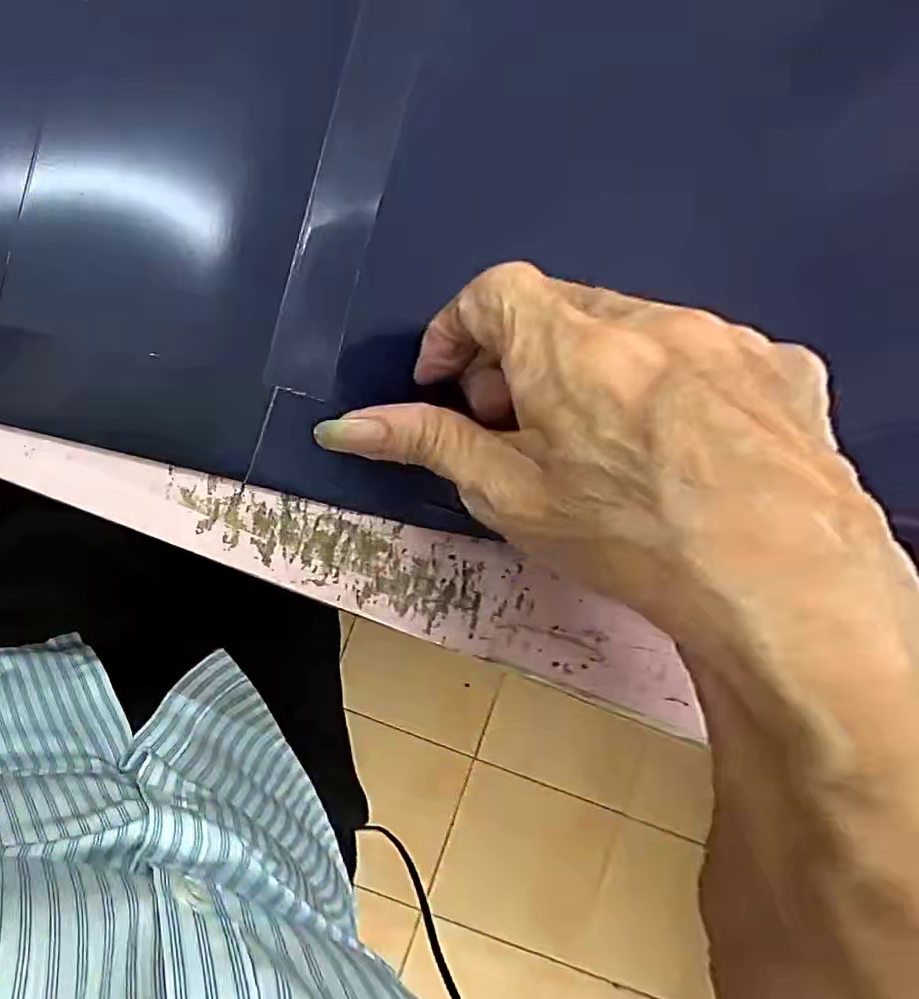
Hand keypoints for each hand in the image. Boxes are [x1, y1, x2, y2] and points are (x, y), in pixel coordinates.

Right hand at [312, 261, 903, 639]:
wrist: (784, 584)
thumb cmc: (618, 533)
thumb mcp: (499, 489)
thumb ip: (420, 440)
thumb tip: (339, 427)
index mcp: (574, 349)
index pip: (494, 290)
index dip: (452, 331)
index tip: (445, 386)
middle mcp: (654, 324)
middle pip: (552, 308)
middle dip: (506, 359)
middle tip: (504, 427)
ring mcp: (728, 340)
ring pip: (617, 327)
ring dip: (571, 367)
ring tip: (575, 441)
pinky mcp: (782, 365)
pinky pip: (685, 349)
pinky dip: (640, 378)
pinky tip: (646, 442)